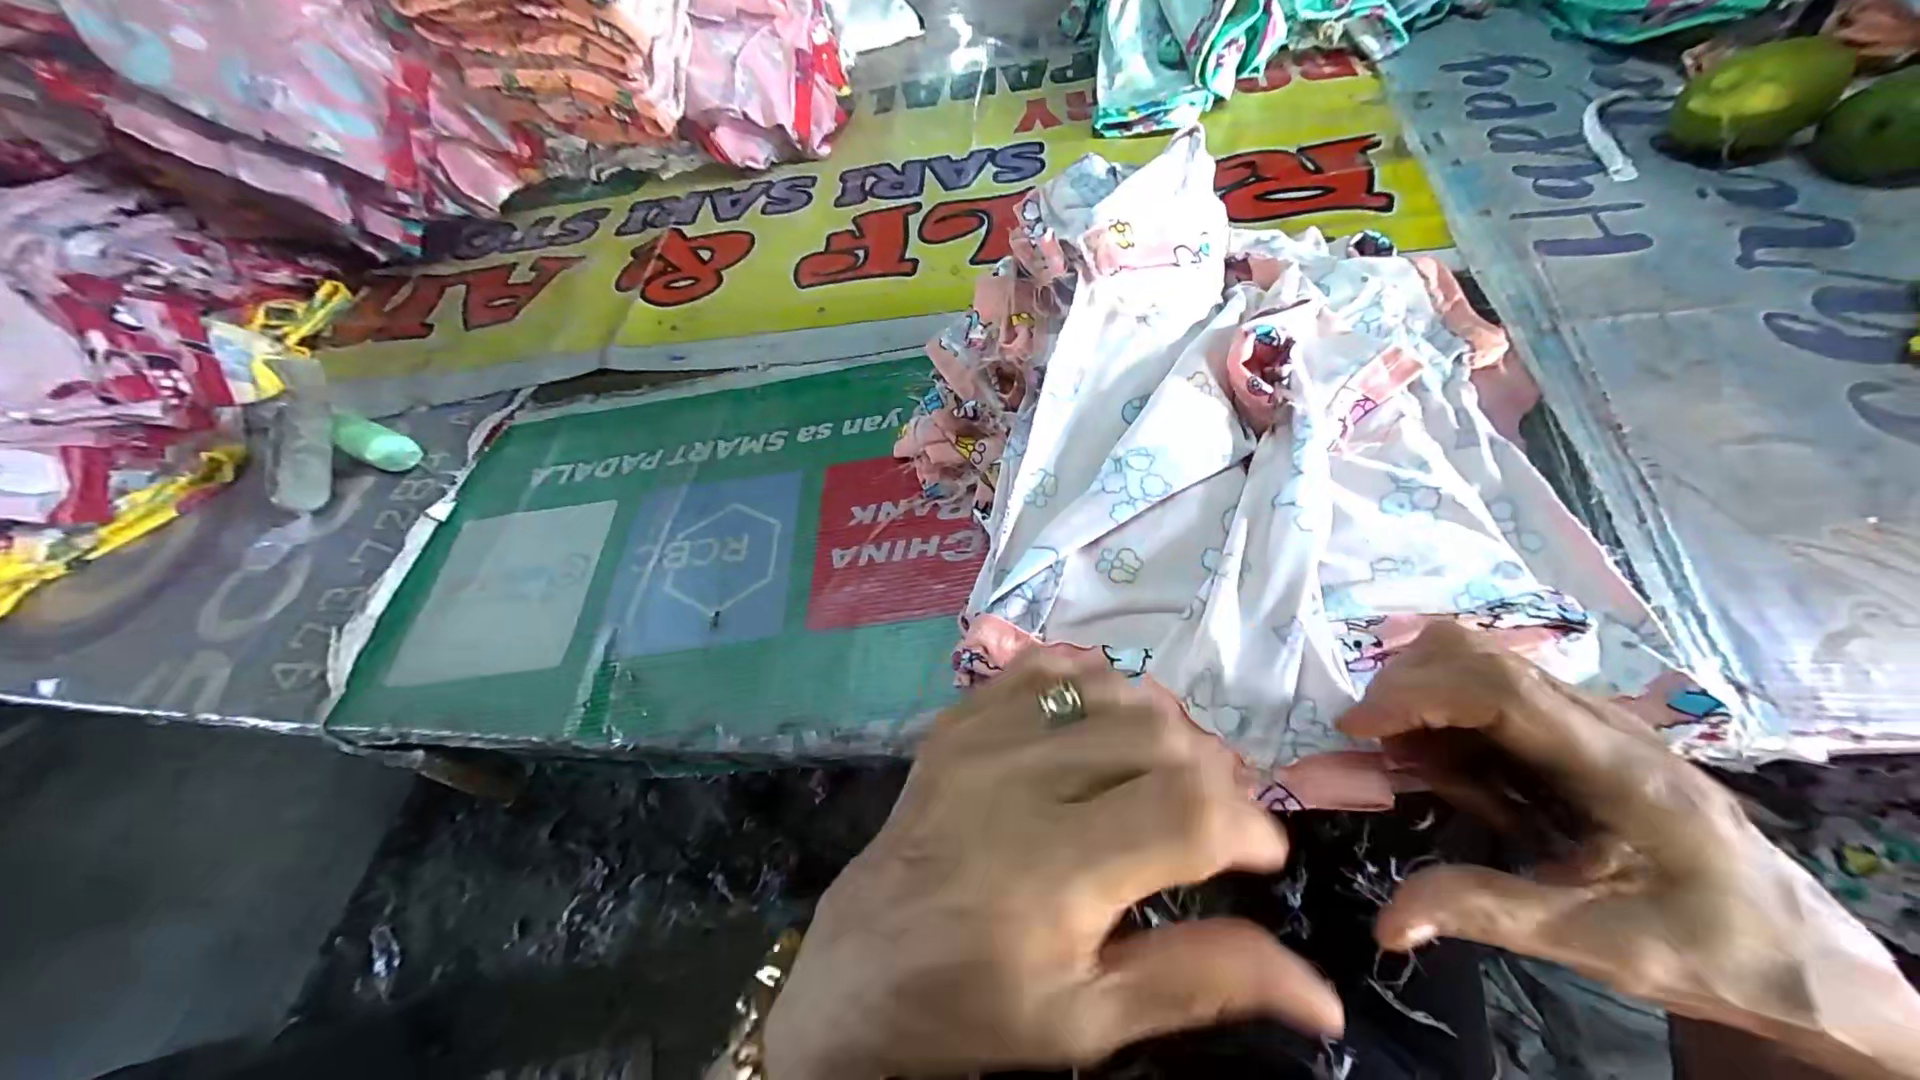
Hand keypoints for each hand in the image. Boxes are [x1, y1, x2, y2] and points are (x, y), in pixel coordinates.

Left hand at [763, 649, 1342, 1078]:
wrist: (862, 964)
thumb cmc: (974, 1004)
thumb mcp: (1086, 1020)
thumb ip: (1199, 982)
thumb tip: (1323, 993)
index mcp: (1054, 872)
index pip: (1188, 809)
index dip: (1247, 823)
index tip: (1257, 853)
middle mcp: (1017, 785)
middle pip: (1155, 734)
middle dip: (1211, 771)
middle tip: (1212, 813)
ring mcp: (980, 740)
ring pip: (1106, 689)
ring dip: (1157, 723)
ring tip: (1162, 769)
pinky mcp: (957, 722)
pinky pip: (1040, 667)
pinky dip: (1089, 682)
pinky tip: (1100, 722)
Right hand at [1343, 623, 1919, 1079]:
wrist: (1802, 953)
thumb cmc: (1710, 947)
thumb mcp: (1599, 944)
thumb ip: (1486, 913)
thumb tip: (1385, 923)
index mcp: (1615, 766)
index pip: (1498, 688)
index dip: (1414, 694)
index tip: (1356, 729)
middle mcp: (1597, 721)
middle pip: (1475, 653)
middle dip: (1405, 688)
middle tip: (1377, 748)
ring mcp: (1583, 718)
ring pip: (1473, 660)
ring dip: (1419, 698)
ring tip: (1410, 762)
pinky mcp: (1567, 727)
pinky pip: (1481, 691)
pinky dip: (1440, 716)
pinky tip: (1446, 769)